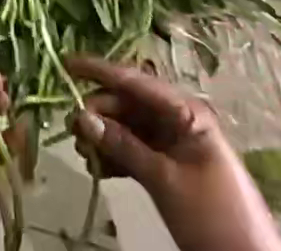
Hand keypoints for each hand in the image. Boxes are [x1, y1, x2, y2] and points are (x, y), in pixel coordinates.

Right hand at [67, 55, 280, 250]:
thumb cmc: (214, 218)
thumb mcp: (165, 180)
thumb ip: (123, 146)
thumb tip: (82, 117)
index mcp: (185, 112)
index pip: (135, 81)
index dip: (99, 70)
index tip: (65, 62)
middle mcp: (177, 120)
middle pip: (127, 104)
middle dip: (97, 112)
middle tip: (70, 129)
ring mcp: (173, 144)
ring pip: (126, 127)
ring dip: (103, 136)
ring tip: (82, 152)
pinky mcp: (168, 167)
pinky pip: (133, 150)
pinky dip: (114, 156)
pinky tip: (97, 167)